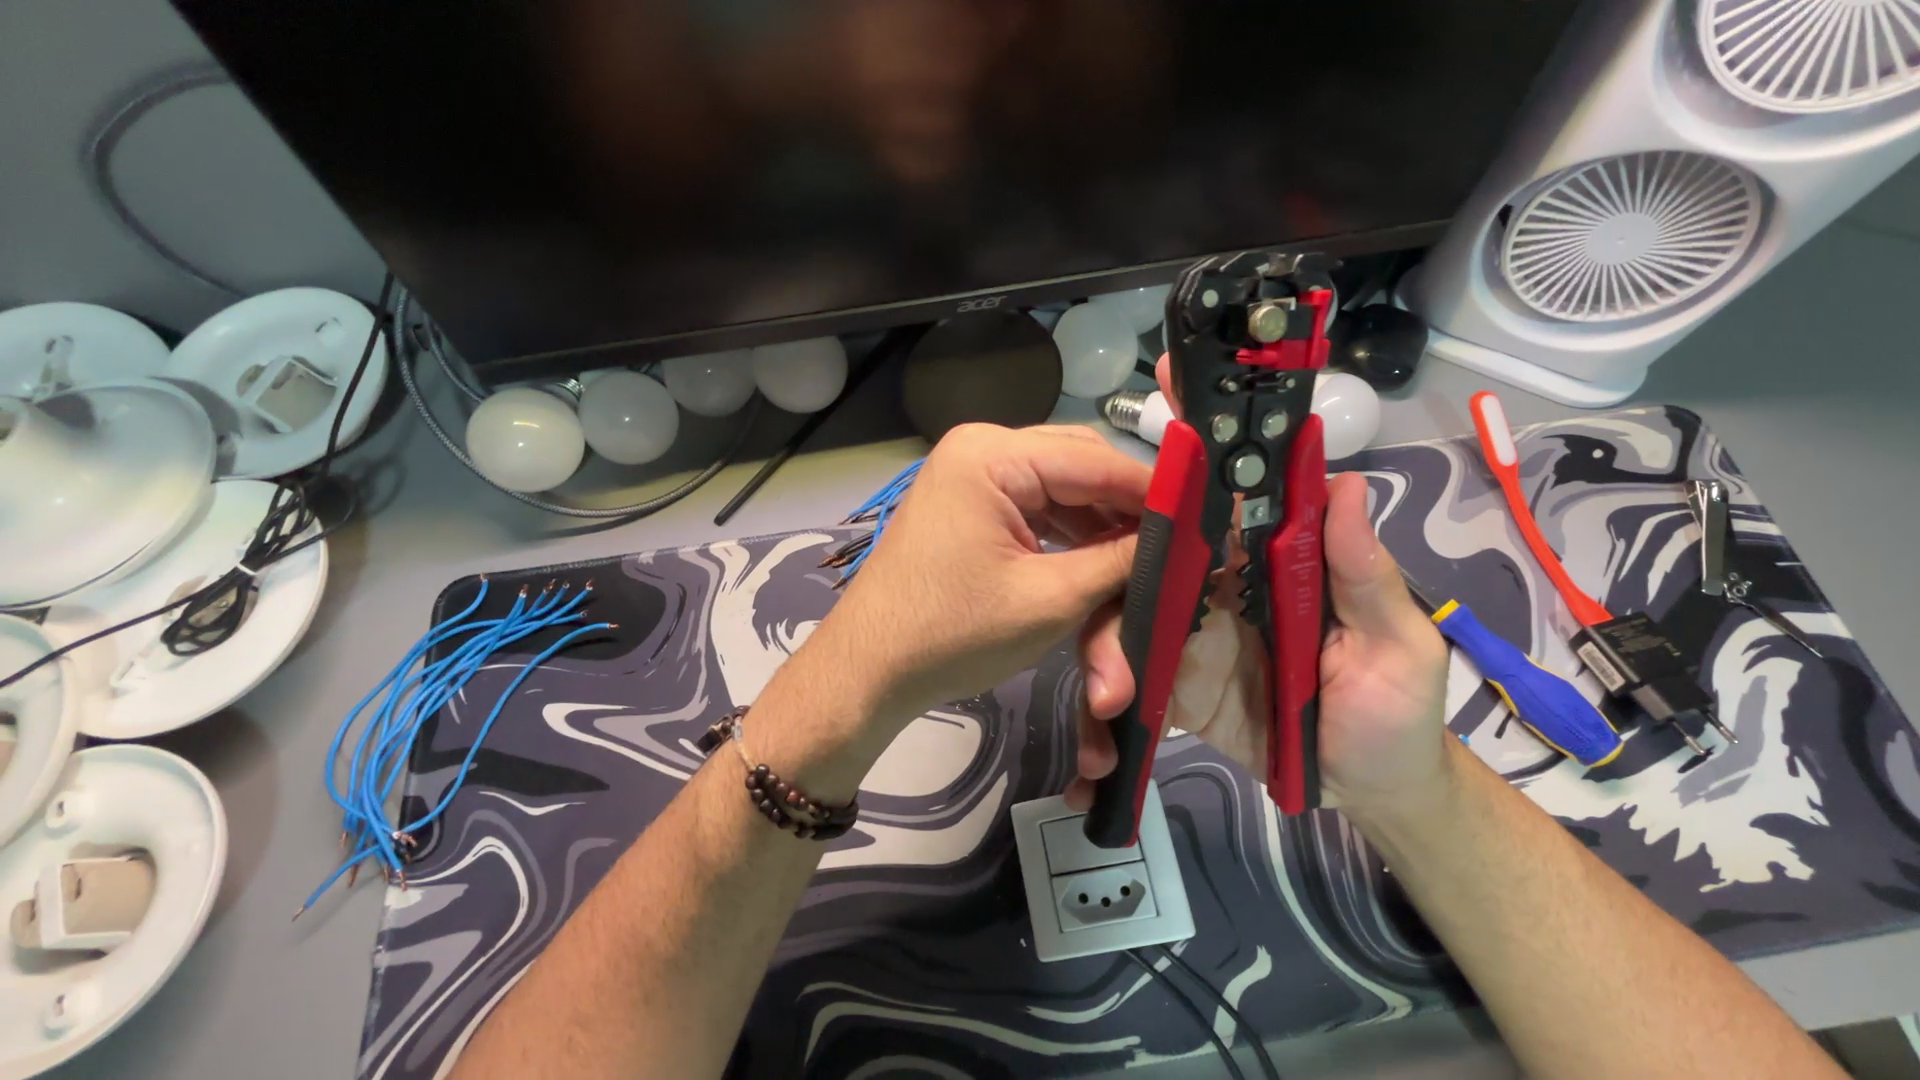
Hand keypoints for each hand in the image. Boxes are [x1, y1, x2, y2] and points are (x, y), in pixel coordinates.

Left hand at [811, 423, 1151, 733]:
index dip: (1153, 492)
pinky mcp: (973, 514)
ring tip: (1142, 578)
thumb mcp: (1050, 599)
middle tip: (1173, 555)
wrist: (870, 673)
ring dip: (1100, 542)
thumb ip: (1122, 560)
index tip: (1203, 521)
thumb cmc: (953, 634)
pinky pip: (1039, 519)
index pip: (1095, 460)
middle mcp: (983, 453)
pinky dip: (1071, 549)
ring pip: (1064, 501)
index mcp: (992, 455)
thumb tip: (1179, 537)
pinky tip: (1102, 578)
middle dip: (1125, 520)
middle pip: (1081, 474)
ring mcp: (974, 483)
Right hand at [1066, 358, 1453, 820]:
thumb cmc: (1393, 710)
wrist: (1366, 793)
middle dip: (1111, 546)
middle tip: (1093, 586)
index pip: (1230, 490)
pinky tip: (1098, 738)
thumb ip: (1364, 574)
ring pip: (1123, 610)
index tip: (1170, 381)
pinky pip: (1125, 675)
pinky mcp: (1169, 684)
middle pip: (1152, 543)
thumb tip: (1345, 481)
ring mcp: (1187, 633)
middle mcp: (1218, 583)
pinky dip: (1104, 698)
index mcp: (1270, 559)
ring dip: (1104, 650)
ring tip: (1107, 702)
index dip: (1198, 439)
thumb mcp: (1395, 642)